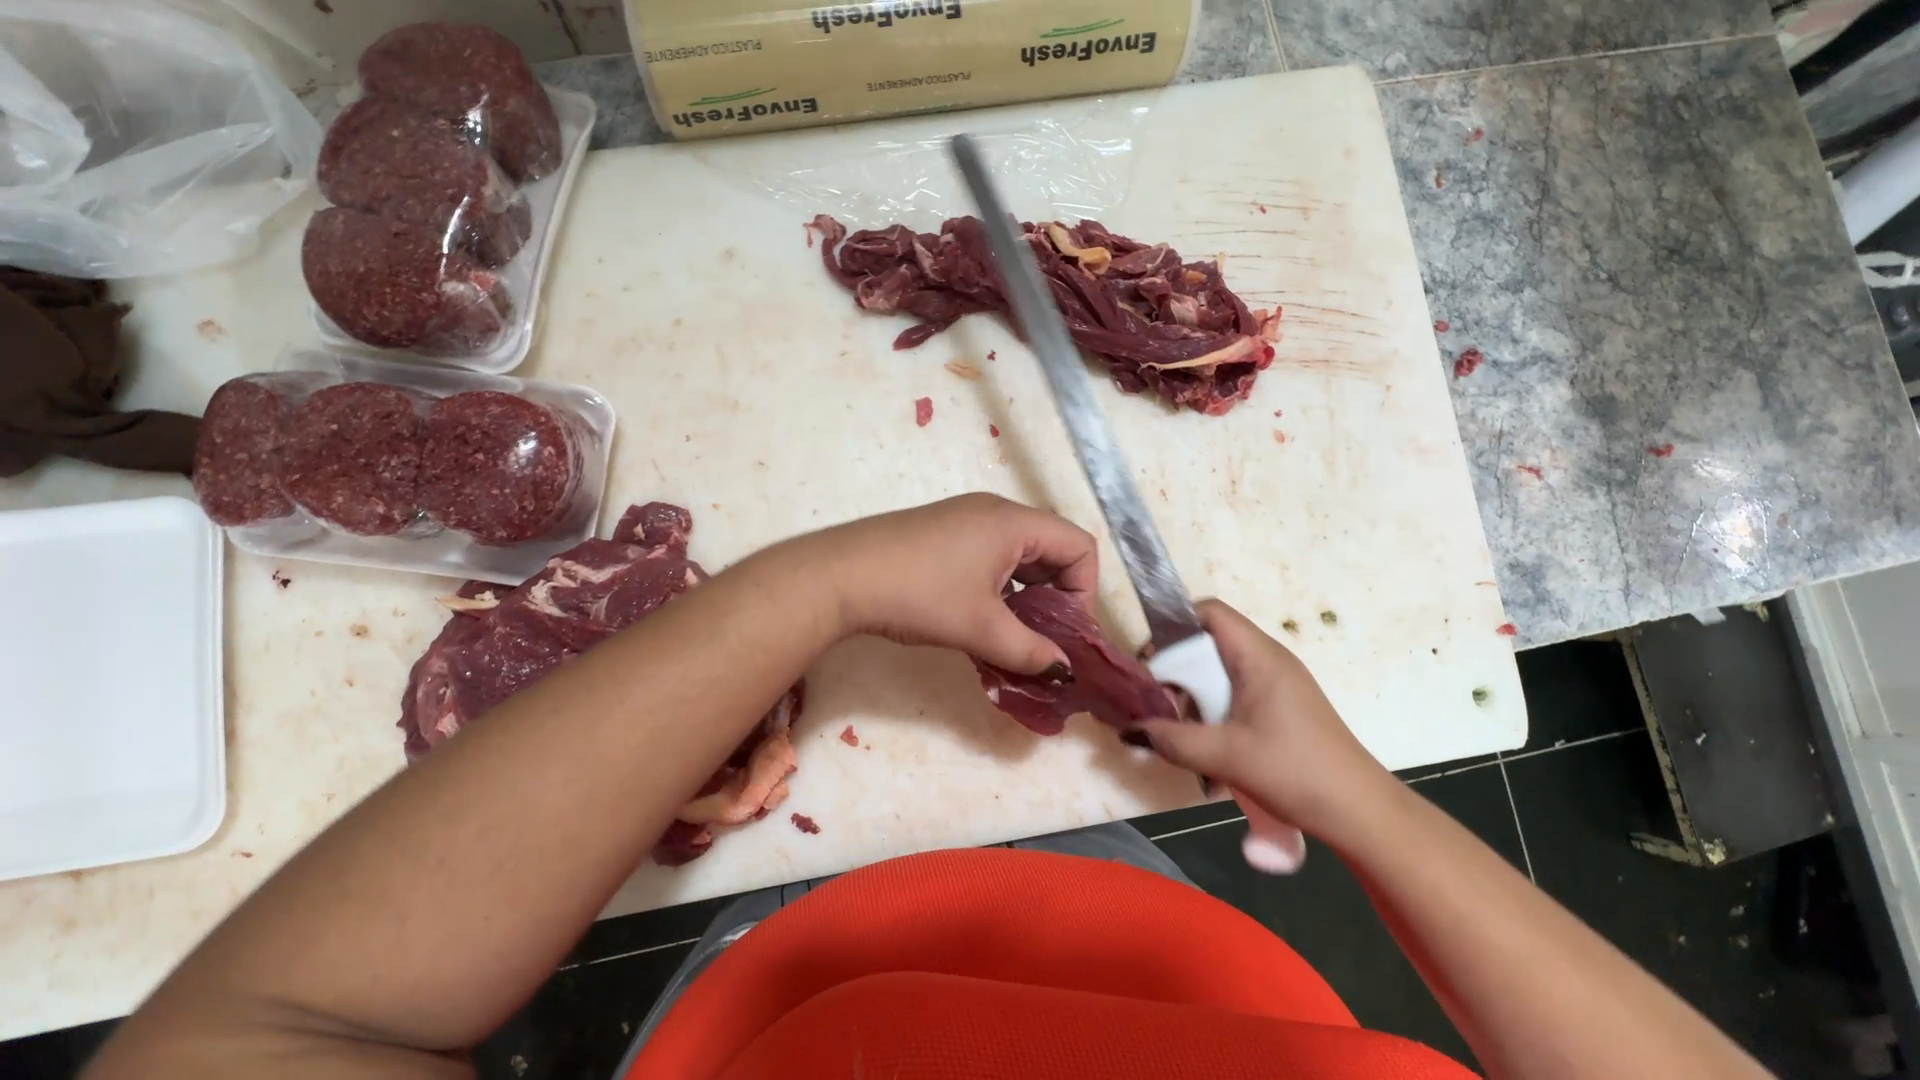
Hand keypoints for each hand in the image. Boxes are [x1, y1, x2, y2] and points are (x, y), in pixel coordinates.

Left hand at [799, 493, 1097, 673]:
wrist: (838, 576)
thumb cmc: (919, 595)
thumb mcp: (981, 628)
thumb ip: (1030, 650)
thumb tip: (1063, 670)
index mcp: (1013, 523)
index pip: (1079, 547)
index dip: (1084, 592)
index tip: (1066, 634)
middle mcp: (993, 513)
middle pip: (1051, 550)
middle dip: (1056, 599)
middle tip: (1043, 641)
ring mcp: (964, 521)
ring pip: (1018, 558)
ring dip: (1025, 598)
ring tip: (1011, 637)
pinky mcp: (941, 536)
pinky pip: (990, 559)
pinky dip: (998, 591)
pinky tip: (979, 624)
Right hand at [1139, 600, 1391, 842]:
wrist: (1359, 811)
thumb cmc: (1295, 771)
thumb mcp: (1225, 756)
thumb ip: (1171, 740)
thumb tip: (1128, 730)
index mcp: (1258, 657)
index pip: (1208, 612)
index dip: (1173, 627)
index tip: (1151, 664)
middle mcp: (1268, 661)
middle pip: (1208, 644)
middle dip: (1178, 672)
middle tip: (1159, 705)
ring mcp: (1278, 685)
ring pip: (1219, 674)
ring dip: (1195, 700)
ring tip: (1181, 733)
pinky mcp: (1281, 709)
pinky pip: (1236, 696)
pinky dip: (1214, 715)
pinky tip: (1209, 750)